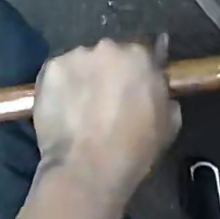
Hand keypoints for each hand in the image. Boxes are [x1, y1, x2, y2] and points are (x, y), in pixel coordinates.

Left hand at [32, 38, 180, 208]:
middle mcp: (110, 47)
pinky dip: (60, 87)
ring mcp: (78, 55)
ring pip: (83, 62)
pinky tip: (61, 110)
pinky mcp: (52, 68)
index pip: (143, 52)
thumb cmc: (133, 151)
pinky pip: (59, 73)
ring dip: (84, 78)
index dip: (138, 71)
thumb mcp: (167, 125)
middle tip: (106, 102)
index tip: (134, 86)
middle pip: (111, 55)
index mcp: (141, 55)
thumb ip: (166, 96)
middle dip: (110, 73)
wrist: (86, 172)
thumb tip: (160, 86)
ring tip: (79, 109)